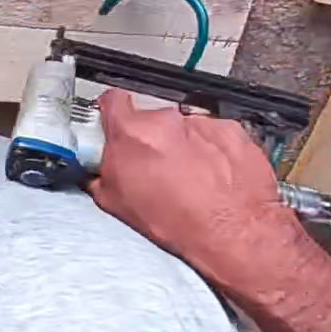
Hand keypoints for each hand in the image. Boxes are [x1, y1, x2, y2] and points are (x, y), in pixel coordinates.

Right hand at [89, 90, 319, 297]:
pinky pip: (211, 134)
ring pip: (180, 127)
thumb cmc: (178, 220)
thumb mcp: (114, 202)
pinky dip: (208, 148)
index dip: (111, 110)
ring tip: (186, 175)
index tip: (113, 121)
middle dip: (147, 138)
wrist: (232, 232)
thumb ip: (101, 174)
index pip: (112, 99)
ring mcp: (199, 124)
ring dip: (179, 144)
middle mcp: (165, 122)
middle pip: (148, 117)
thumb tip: (98, 171)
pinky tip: (210, 173)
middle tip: (152, 164)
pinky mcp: (230, 131)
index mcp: (130, 133)